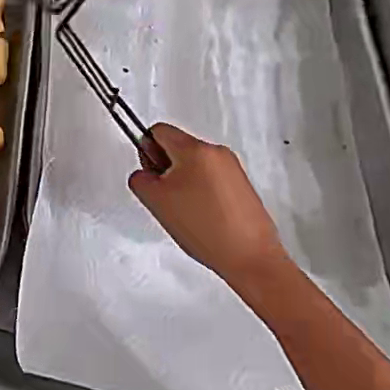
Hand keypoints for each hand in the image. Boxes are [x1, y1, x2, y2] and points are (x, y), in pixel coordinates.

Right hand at [128, 124, 291, 295]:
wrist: (250, 258)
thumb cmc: (208, 229)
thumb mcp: (155, 201)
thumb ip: (139, 178)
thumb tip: (143, 173)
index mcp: (195, 149)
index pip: (158, 131)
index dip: (147, 150)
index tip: (150, 171)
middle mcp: (217, 152)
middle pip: (177, 146)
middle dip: (166, 168)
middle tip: (166, 194)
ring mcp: (232, 169)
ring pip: (194, 164)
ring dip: (183, 181)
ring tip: (185, 210)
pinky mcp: (242, 186)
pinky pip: (211, 178)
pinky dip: (201, 192)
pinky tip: (201, 216)